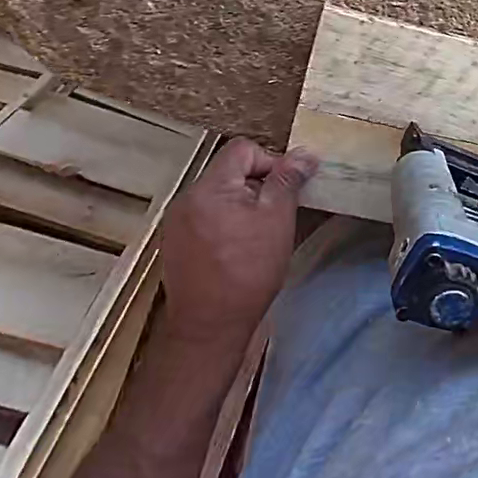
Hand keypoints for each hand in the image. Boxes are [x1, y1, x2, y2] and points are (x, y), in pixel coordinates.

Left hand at [159, 138, 316, 344]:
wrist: (209, 328)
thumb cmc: (248, 272)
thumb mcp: (277, 220)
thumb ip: (287, 180)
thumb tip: (304, 154)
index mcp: (210, 187)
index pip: (242, 149)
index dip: (269, 162)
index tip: (283, 191)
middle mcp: (187, 197)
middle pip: (228, 171)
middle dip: (255, 186)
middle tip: (273, 217)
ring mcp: (176, 221)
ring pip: (217, 194)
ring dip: (239, 204)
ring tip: (254, 236)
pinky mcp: (174, 242)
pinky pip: (204, 216)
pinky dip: (222, 222)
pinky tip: (234, 250)